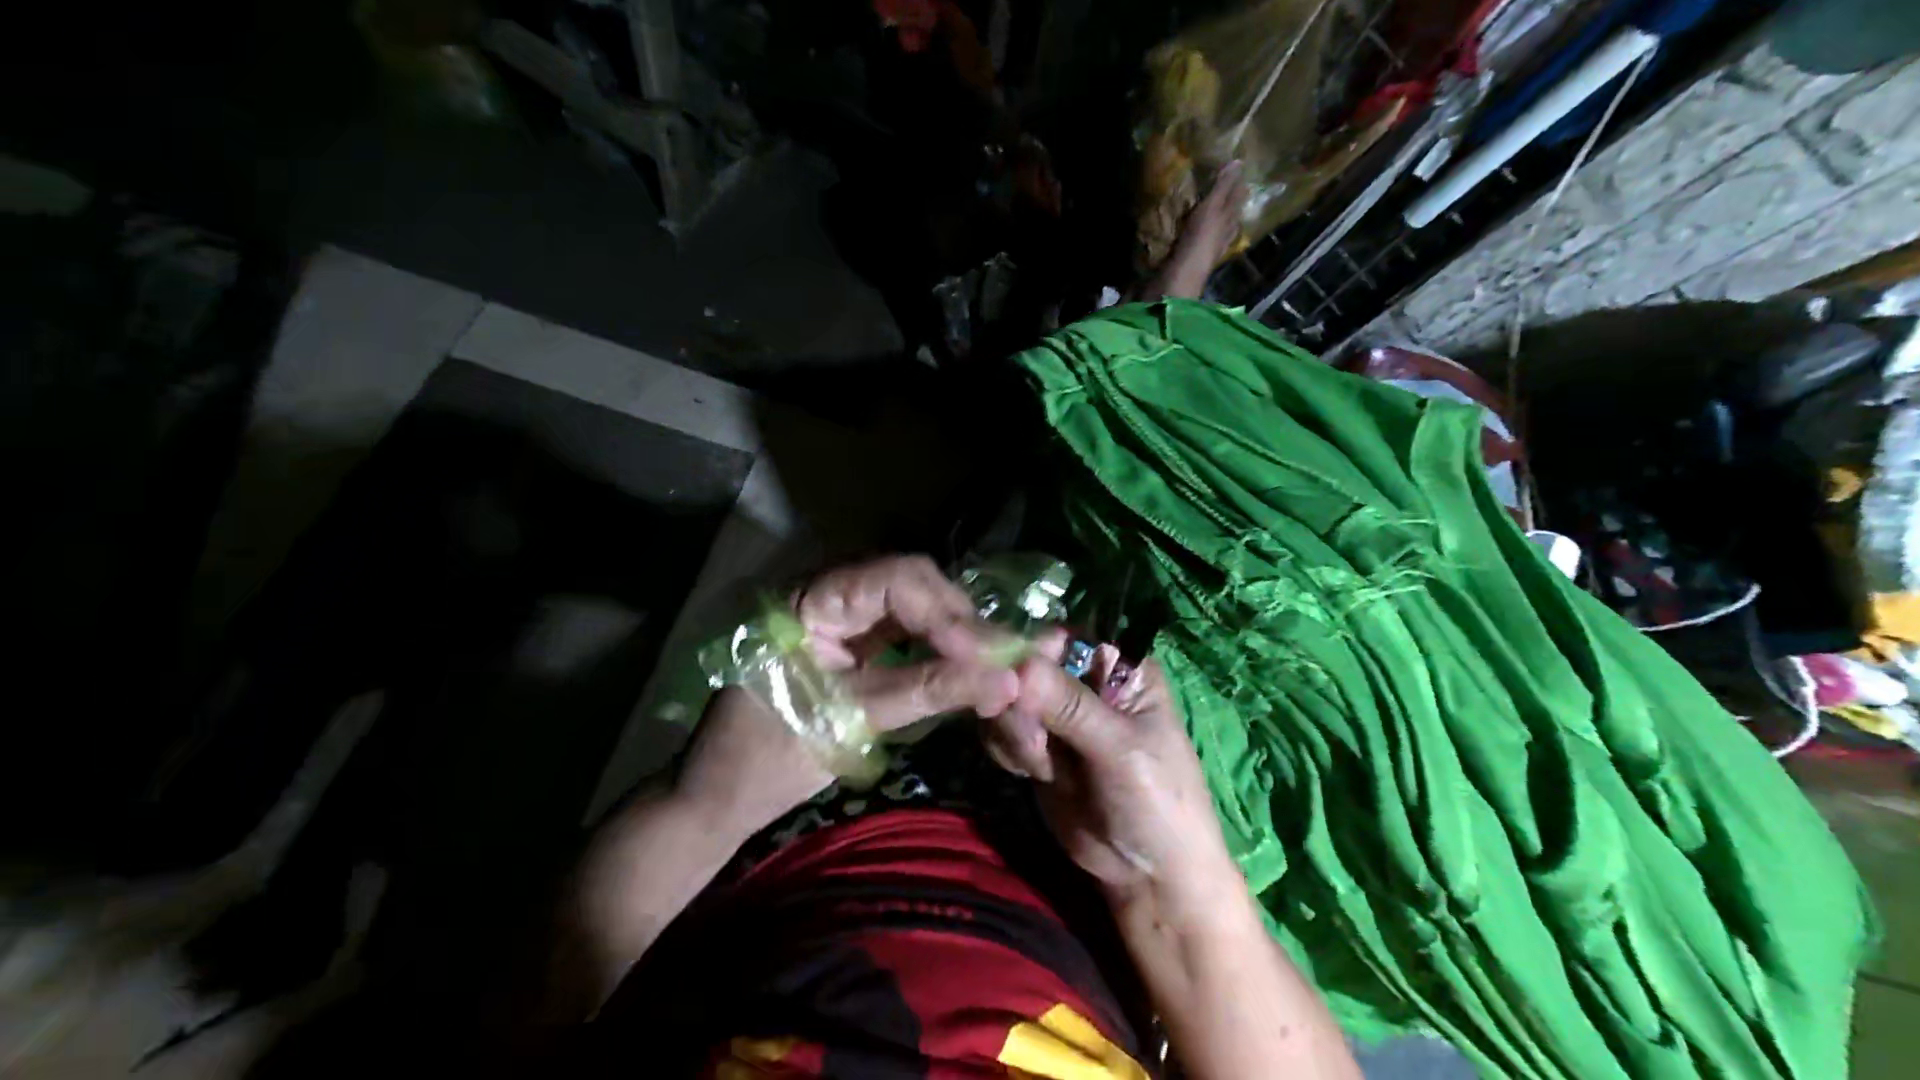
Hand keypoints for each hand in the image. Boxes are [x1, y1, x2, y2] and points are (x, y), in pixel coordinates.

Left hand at [674, 556, 1019, 840]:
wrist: (719, 795)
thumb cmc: (762, 758)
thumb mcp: (844, 721)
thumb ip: (924, 693)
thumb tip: (1005, 681)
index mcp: (810, 598)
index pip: (894, 580)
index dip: (947, 613)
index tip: (988, 658)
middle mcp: (832, 593)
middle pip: (916, 587)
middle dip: (964, 624)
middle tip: (1007, 665)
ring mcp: (847, 617)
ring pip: (922, 609)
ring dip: (963, 638)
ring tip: (1001, 670)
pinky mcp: (860, 643)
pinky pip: (914, 635)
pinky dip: (947, 654)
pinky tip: (974, 673)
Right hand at [985, 641, 1240, 906]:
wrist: (1148, 878)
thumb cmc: (1157, 804)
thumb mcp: (1119, 750)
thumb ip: (1070, 707)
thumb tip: (1021, 665)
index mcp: (1118, 666)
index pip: (1062, 636)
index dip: (1030, 649)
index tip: (1011, 680)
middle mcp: (1084, 680)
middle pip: (1024, 663)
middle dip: (1017, 700)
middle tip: (1034, 743)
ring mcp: (1055, 713)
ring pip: (1005, 696)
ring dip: (1012, 730)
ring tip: (1040, 766)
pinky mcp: (1034, 744)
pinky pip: (1000, 728)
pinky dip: (1006, 749)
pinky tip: (1030, 773)